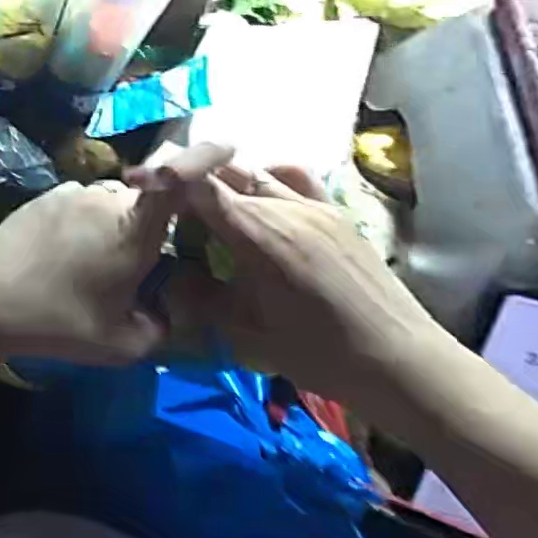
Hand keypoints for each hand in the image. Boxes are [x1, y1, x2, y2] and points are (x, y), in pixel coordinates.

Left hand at [0, 142, 232, 362]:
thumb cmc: (57, 322)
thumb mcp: (125, 342)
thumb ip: (164, 323)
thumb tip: (170, 306)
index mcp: (133, 229)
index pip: (179, 180)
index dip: (204, 158)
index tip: (228, 145)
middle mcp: (103, 199)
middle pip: (146, 200)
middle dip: (154, 226)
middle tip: (141, 268)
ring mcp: (67, 194)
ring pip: (111, 203)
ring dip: (116, 226)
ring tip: (96, 267)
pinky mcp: (41, 199)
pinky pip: (80, 204)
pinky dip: (86, 224)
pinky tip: (67, 256)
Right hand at [165, 165, 453, 406]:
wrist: (402, 366)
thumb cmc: (315, 352)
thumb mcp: (239, 327)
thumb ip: (196, 290)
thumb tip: (164, 270)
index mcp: (253, 233)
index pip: (194, 182)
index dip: (160, 177)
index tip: (134, 185)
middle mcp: (281, 208)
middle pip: (218, 171)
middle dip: (184, 180)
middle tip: (164, 203)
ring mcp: (313, 207)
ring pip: (251, 172)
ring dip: (220, 181)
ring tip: (204, 204)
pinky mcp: (336, 214)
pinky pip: (292, 177)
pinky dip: (264, 177)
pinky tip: (256, 198)